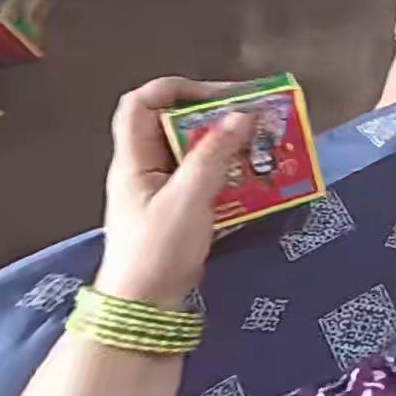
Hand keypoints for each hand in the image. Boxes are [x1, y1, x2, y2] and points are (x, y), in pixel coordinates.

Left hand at [94, 77, 253, 305]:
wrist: (145, 307)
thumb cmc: (159, 249)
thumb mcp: (188, 199)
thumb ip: (214, 155)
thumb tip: (241, 114)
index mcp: (135, 159)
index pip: (141, 103)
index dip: (175, 88)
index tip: (217, 96)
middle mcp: (146, 167)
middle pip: (174, 123)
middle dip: (214, 115)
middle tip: (252, 116)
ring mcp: (163, 188)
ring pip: (193, 150)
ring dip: (226, 143)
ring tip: (259, 143)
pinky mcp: (179, 207)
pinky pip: (204, 175)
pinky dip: (227, 169)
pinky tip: (252, 175)